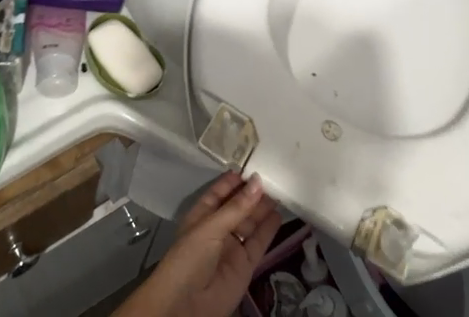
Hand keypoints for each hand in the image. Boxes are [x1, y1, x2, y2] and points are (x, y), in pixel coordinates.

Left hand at [119, 173, 280, 316]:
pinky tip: (278, 215)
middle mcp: (218, 228)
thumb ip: (237, 207)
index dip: (235, 180)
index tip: (252, 165)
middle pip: (238, 206)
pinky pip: (259, 242)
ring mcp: (232, 246)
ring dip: (263, 208)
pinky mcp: (245, 264)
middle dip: (252, 193)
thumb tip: (257, 182)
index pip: (220, 192)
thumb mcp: (210, 227)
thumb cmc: (190, 257)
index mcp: (202, 215)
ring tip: (280, 191)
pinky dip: (269, 229)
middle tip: (272, 177)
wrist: (188, 304)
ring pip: (250, 223)